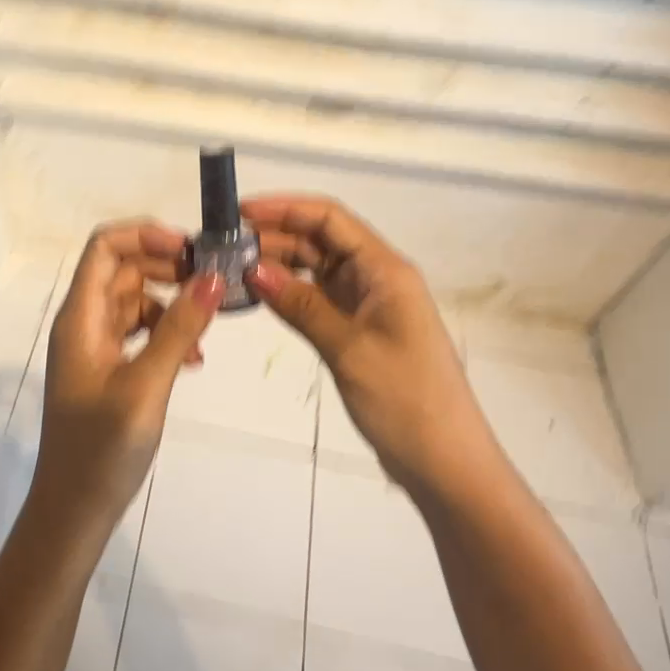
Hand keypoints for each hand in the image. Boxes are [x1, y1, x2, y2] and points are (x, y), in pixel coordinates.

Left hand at [34, 220, 224, 530]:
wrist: (74, 511)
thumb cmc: (102, 448)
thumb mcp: (147, 384)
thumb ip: (179, 329)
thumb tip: (213, 277)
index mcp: (81, 317)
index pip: (104, 247)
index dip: (145, 235)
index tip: (190, 250)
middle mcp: (84, 323)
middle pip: (122, 269)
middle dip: (166, 266)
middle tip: (212, 281)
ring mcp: (94, 348)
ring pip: (134, 300)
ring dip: (171, 302)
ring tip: (208, 325)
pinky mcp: (107, 371)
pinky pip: (138, 333)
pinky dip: (166, 334)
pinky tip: (193, 360)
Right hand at [242, 195, 480, 494]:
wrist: (445, 462)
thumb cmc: (405, 399)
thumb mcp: (349, 349)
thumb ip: (301, 305)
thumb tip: (252, 268)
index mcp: (385, 270)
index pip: (331, 219)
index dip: (286, 208)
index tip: (240, 213)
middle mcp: (377, 278)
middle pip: (322, 240)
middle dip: (276, 236)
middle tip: (224, 246)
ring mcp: (369, 305)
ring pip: (318, 269)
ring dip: (280, 264)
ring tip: (232, 267)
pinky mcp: (361, 331)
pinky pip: (319, 298)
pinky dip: (291, 293)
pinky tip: (259, 296)